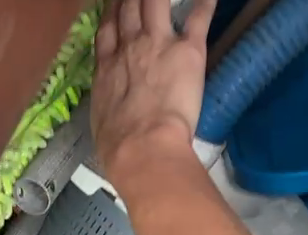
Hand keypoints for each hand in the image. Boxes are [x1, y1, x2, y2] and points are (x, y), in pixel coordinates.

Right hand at [92, 0, 214, 177]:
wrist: (142, 146)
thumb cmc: (117, 146)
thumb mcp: (100, 118)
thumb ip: (107, 98)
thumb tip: (112, 100)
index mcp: (106, 69)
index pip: (107, 29)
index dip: (112, 13)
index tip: (116, 6)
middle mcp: (129, 47)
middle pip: (129, 8)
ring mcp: (159, 43)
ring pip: (155, 1)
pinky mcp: (188, 48)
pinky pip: (200, 15)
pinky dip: (206, 2)